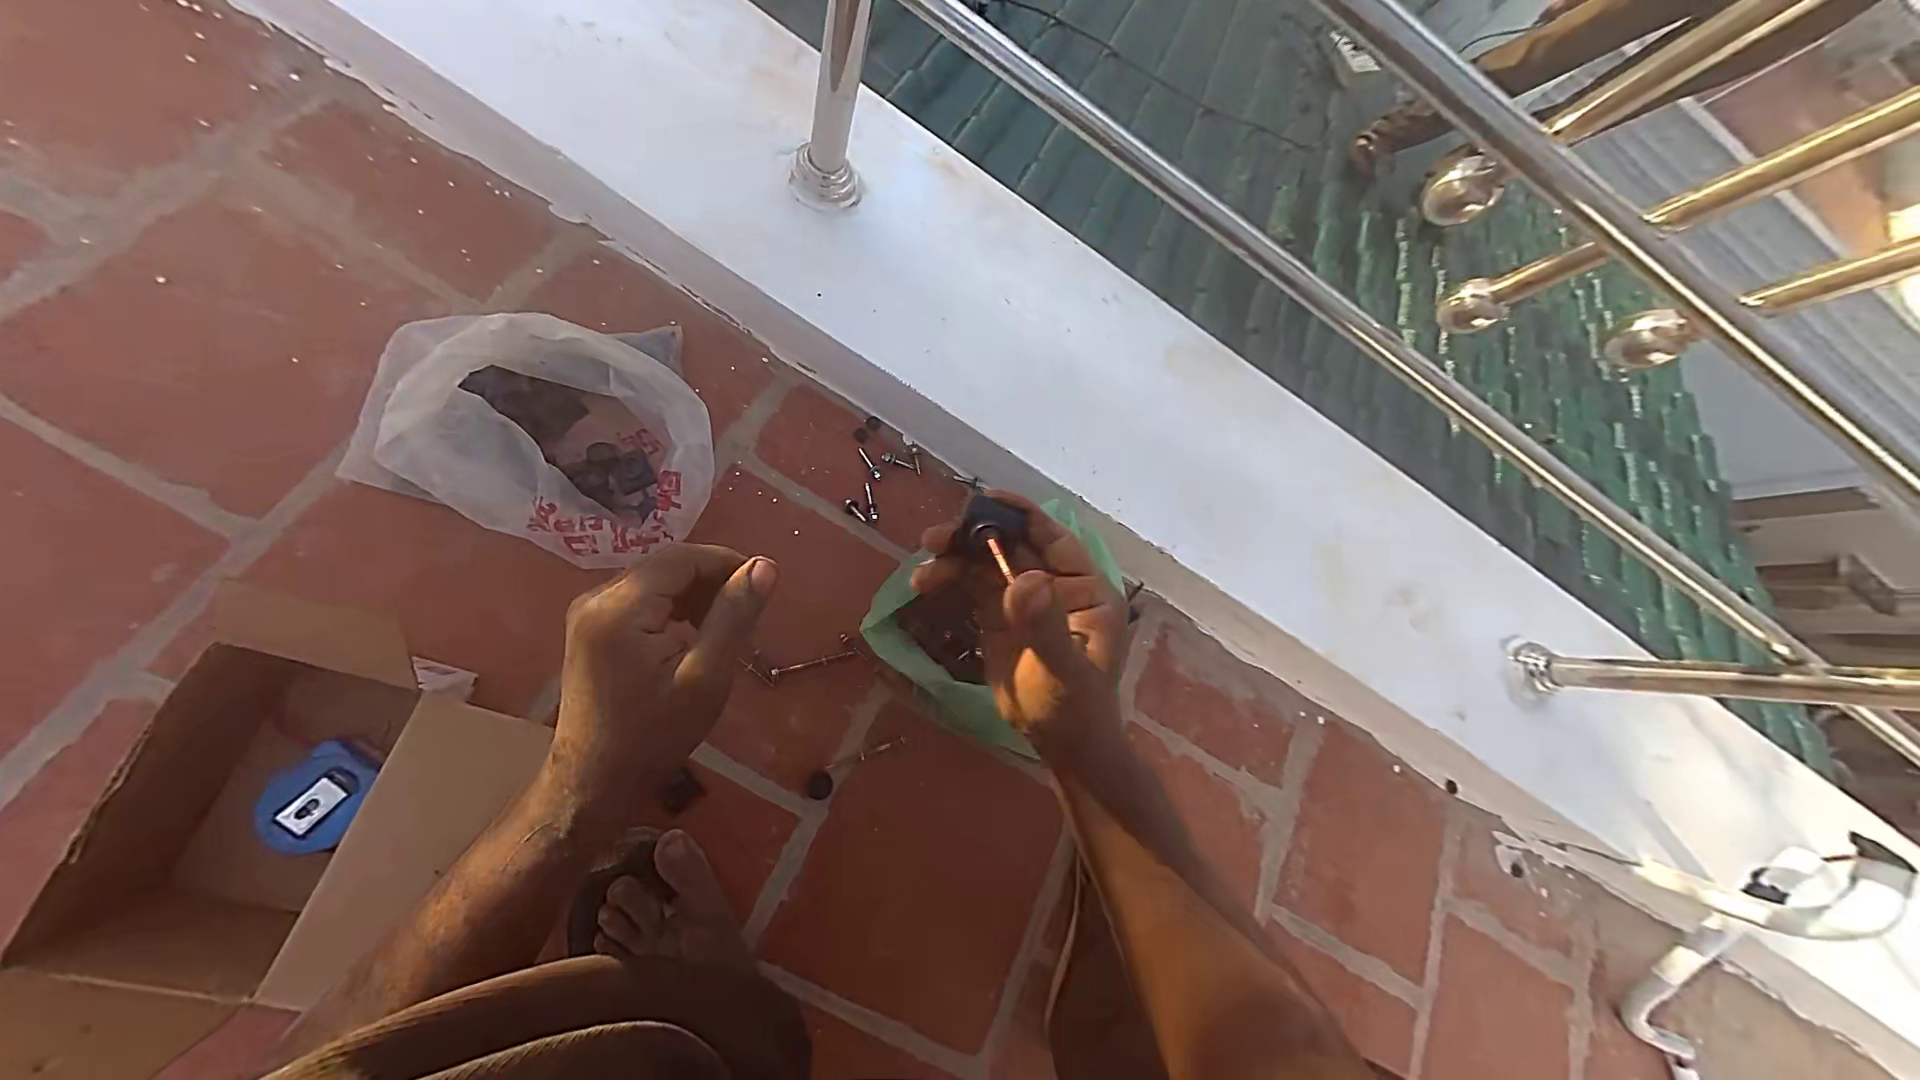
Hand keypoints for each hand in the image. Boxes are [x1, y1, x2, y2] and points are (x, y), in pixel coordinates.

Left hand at [552, 543, 777, 818]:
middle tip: (749, 608)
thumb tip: (765, 566)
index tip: (763, 584)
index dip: (727, 561)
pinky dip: (676, 606)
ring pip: (658, 580)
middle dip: (713, 578)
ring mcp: (590, 613)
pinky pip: (644, 599)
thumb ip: (734, 615)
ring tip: (727, 623)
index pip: (681, 558)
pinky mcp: (593, 628)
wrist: (595, 781)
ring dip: (697, 592)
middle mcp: (597, 599)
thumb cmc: (655, 734)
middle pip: (668, 566)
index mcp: (620, 608)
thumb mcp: (706, 676)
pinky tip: (696, 633)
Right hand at [911, 491, 1126, 756]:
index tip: (984, 498)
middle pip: (1009, 543)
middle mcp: (1053, 583)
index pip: (1052, 536)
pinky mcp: (999, 616)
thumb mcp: (1062, 670)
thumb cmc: (1075, 708)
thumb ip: (1045, 626)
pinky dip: (948, 579)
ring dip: (953, 558)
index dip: (1019, 512)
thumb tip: (1024, 577)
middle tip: (934, 539)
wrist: (1062, 744)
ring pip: (985, 562)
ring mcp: (1023, 598)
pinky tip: (924, 584)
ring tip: (923, 574)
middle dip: (972, 536)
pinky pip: (971, 585)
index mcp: (1083, 587)